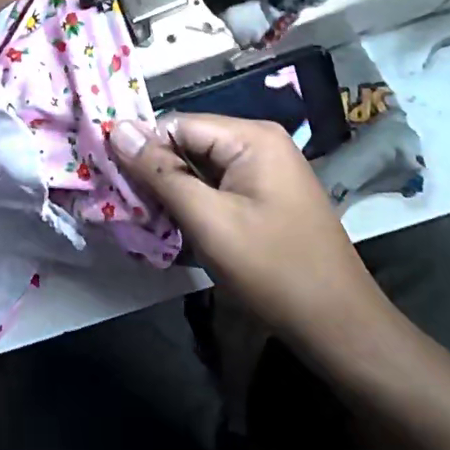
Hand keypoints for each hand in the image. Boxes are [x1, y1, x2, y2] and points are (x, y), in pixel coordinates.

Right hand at [112, 113, 386, 343]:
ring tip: (147, 221)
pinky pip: (219, 188)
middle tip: (126, 206)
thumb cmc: (273, 269)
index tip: (111, 179)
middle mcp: (260, 142)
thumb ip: (162, 174)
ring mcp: (266, 170)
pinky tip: (178, 231)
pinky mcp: (266, 197)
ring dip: (174, 193)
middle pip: (191, 144)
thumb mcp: (209, 221)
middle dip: (157, 173)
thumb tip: (118, 129)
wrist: (339, 325)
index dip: (143, 149)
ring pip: (201, 169)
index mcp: (252, 136)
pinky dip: (196, 206)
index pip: (179, 124)